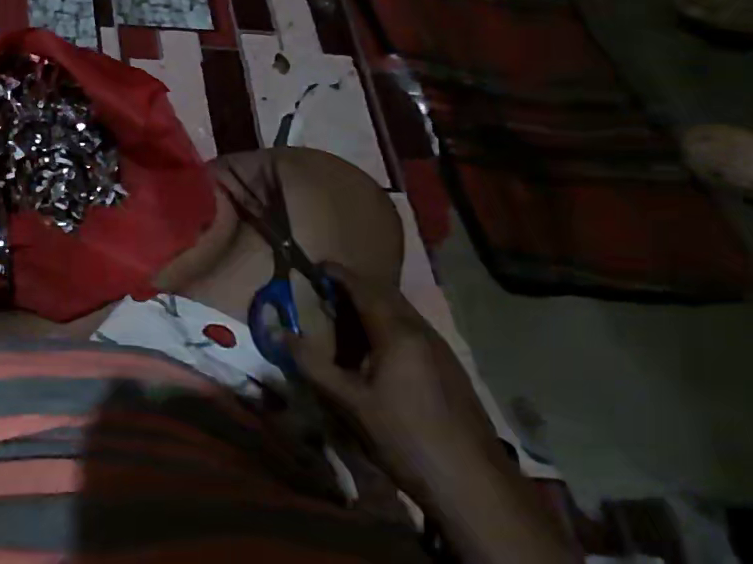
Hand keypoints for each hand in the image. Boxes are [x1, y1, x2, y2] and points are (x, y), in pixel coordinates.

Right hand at [287, 265, 504, 502]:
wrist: (474, 485)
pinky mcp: (451, 371)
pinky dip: (388, 324)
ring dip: (372, 306)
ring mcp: (442, 352)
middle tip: (323, 291)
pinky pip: (414, 331)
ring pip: (403, 313)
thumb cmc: (404, 436)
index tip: (312, 266)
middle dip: (354, 287)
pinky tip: (375, 349)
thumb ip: (309, 362)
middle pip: (386, 295)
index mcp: (398, 333)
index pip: (364, 288)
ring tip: (344, 317)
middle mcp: (423, 333)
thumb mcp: (347, 401)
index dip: (337, 273)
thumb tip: (277, 330)